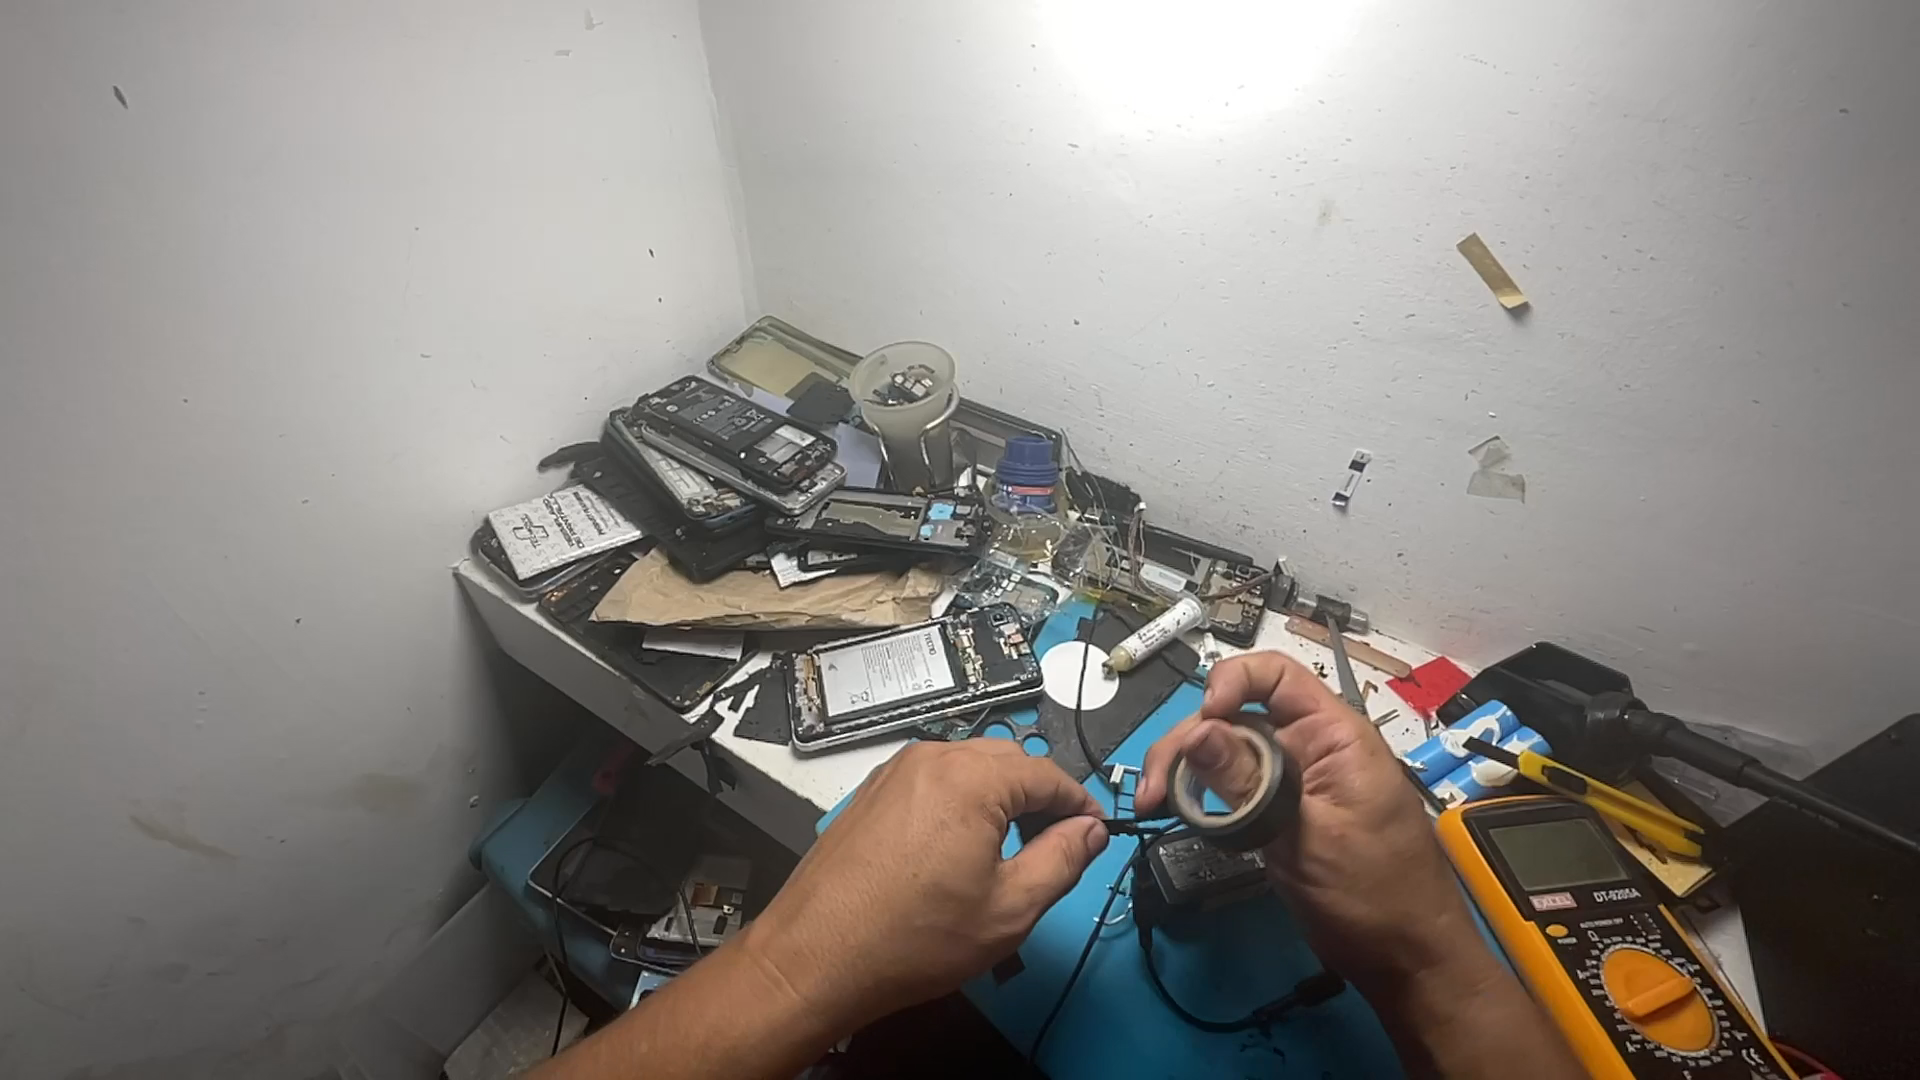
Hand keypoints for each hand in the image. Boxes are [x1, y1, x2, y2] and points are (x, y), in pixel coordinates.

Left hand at [738, 739, 1108, 1031]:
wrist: (817, 953)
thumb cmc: (911, 937)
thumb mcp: (1008, 908)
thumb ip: (1063, 860)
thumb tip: (1090, 830)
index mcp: (971, 778)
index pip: (1046, 772)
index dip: (1077, 802)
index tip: (1092, 829)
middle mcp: (934, 757)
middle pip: (1008, 760)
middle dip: (1039, 794)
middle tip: (1055, 841)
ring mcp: (899, 767)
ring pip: (970, 764)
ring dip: (999, 794)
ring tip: (1008, 847)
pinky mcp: (877, 785)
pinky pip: (936, 775)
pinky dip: (961, 796)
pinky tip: (959, 841)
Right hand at [1134, 651, 1480, 990]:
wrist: (1405, 965)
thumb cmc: (1375, 897)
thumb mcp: (1307, 836)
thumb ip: (1250, 782)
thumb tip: (1196, 732)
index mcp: (1331, 735)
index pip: (1275, 674)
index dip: (1231, 681)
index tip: (1203, 719)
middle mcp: (1304, 744)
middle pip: (1231, 714)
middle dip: (1186, 741)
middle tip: (1152, 786)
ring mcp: (1285, 776)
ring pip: (1219, 747)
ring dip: (1180, 768)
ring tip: (1152, 802)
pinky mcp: (1271, 805)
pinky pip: (1225, 780)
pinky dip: (1194, 791)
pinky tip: (1171, 807)